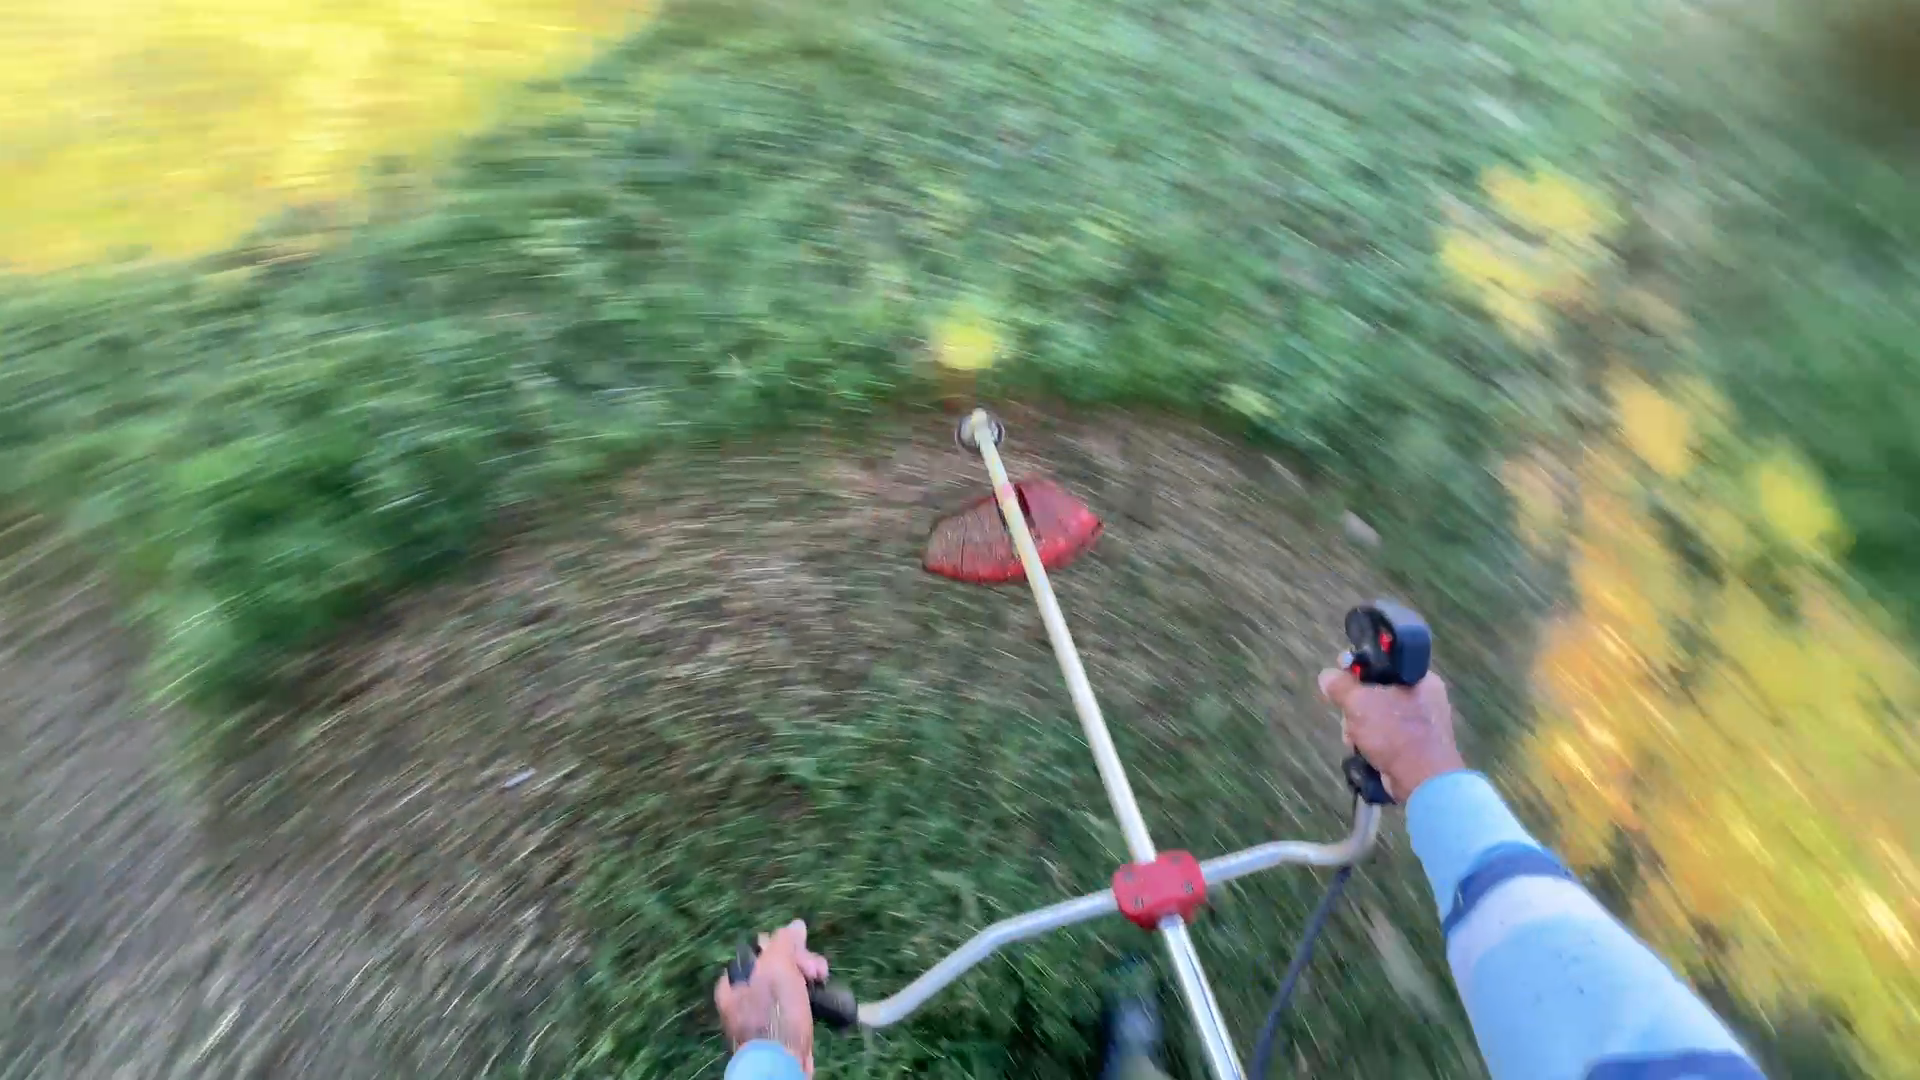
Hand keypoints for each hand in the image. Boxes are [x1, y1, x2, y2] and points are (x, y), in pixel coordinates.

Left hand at [715, 920, 829, 1075]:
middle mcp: (743, 994)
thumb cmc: (775, 1011)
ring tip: (822, 980)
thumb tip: (796, 925)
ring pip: (787, 980)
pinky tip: (817, 996)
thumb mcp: (778, 965)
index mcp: (734, 979)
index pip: (763, 947)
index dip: (785, 947)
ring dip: (808, 975)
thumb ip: (784, 941)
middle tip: (817, 970)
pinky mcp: (776, 1028)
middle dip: (801, 961)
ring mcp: (759, 1013)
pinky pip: (792, 1000)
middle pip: (777, 963)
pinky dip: (805, 996)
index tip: (801, 954)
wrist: (780, 1064)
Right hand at [1317, 669, 1464, 799]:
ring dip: (1356, 726)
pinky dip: (1368, 740)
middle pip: (1373, 690)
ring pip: (1374, 714)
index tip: (1341, 672)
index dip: (1358, 665)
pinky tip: (1362, 750)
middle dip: (1353, 706)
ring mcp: (1419, 724)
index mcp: (1419, 679)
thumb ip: (1340, 684)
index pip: (1382, 662)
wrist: (1422, 781)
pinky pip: (1382, 733)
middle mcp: (1423, 698)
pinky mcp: (1413, 745)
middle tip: (1349, 715)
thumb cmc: (1394, 732)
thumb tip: (1327, 676)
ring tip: (1356, 740)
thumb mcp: (1359, 702)